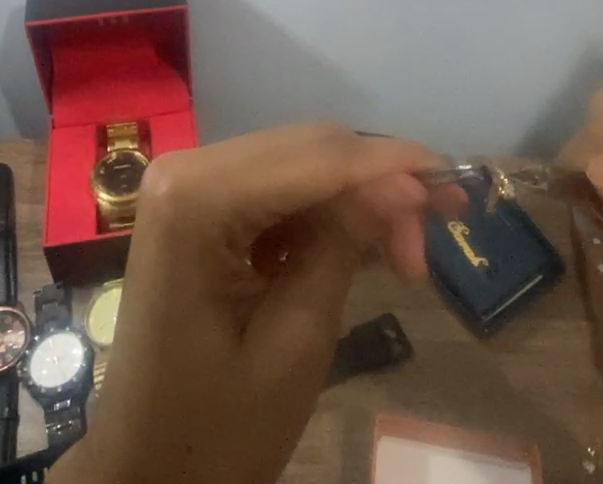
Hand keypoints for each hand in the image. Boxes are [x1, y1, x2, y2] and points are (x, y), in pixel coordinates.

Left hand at [51, 124, 451, 483]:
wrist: (145, 465)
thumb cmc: (216, 426)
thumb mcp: (295, 342)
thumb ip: (343, 245)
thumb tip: (405, 181)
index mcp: (194, 200)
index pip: (314, 159)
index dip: (391, 166)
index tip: (458, 184)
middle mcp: (186, 169)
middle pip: (309, 151)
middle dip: (380, 184)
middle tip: (442, 230)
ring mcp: (188, 184)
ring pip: (301, 164)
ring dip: (358, 199)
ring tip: (408, 256)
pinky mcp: (199, 205)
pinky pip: (279, 188)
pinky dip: (325, 212)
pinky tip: (362, 247)